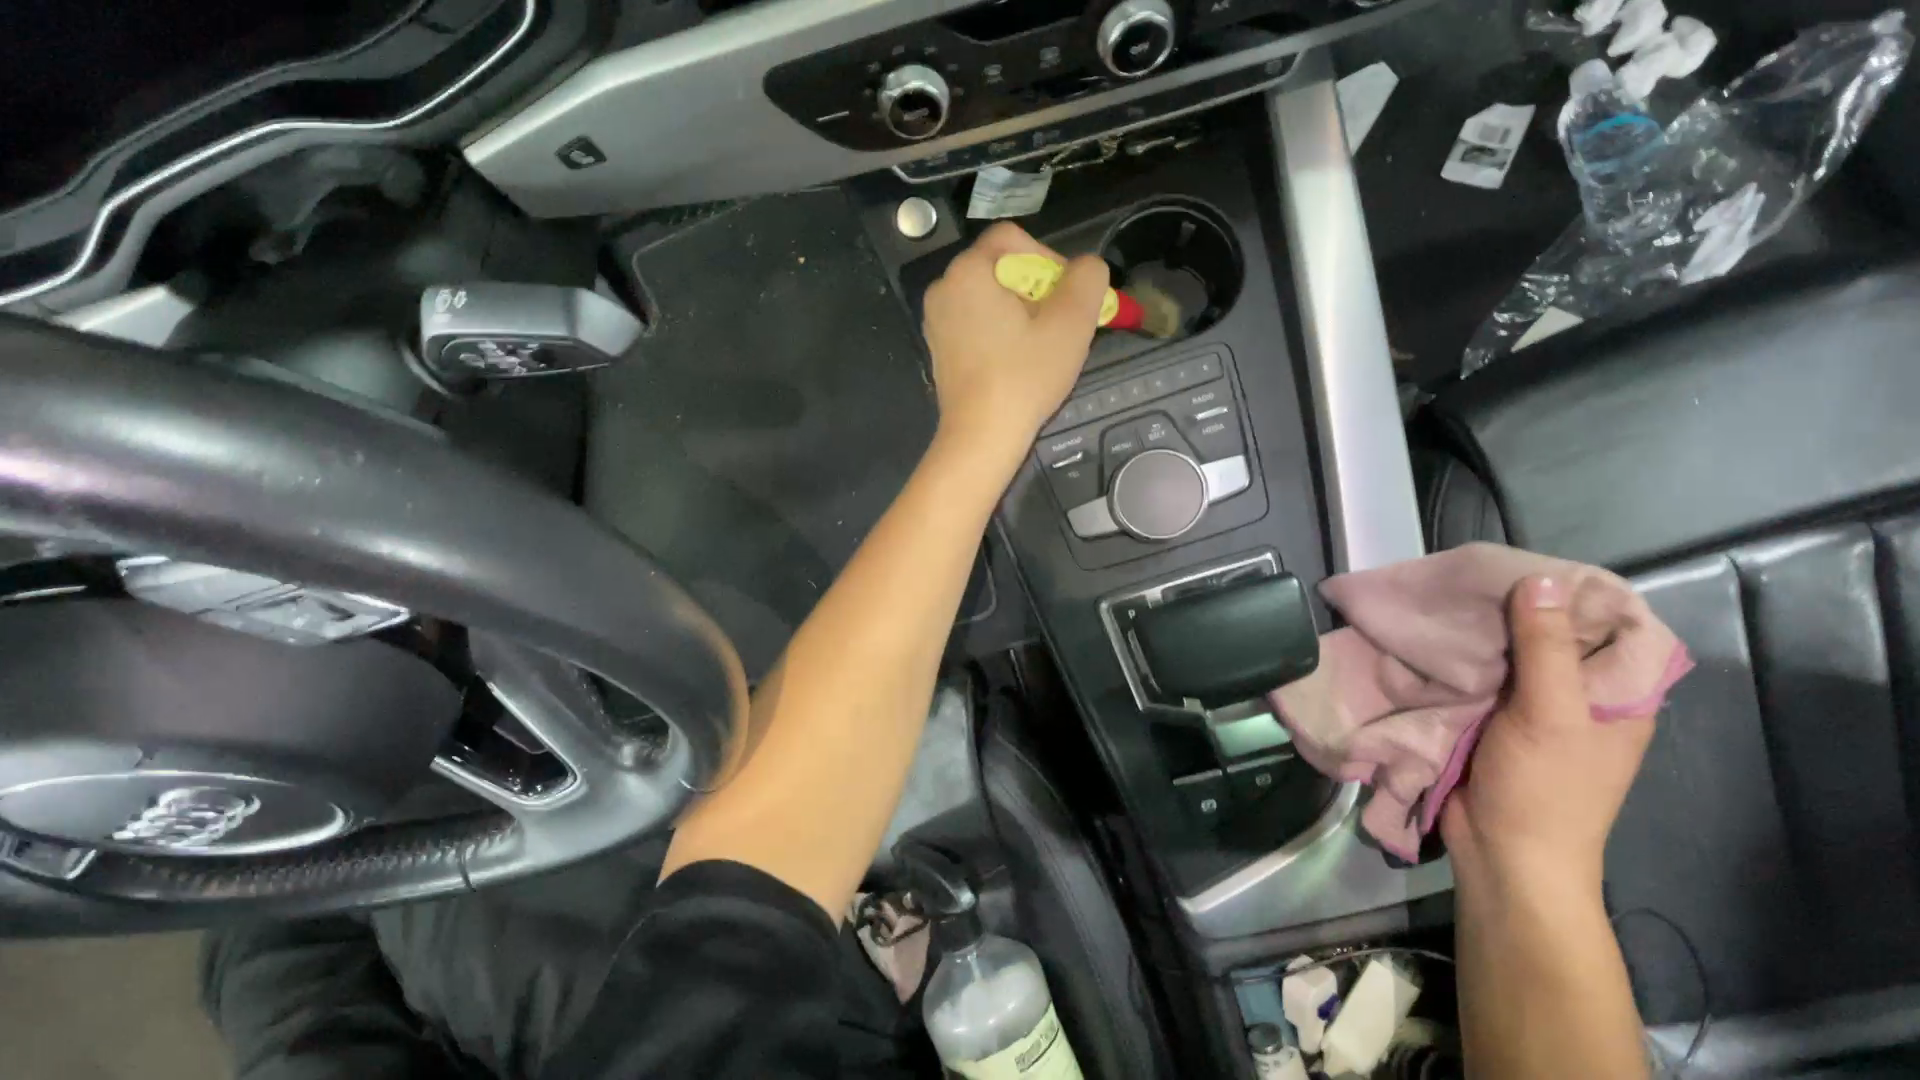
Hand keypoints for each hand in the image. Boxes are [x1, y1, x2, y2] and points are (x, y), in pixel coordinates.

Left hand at [921, 222, 1109, 453]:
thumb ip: (1087, 279)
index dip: (1048, 258)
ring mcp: (936, 320)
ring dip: (1022, 312)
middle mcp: (943, 288)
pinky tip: (1017, 362)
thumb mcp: (1072, 322)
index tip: (1066, 296)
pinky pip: (977, 323)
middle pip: (1001, 268)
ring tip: (1041, 346)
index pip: (1013, 238)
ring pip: (990, 298)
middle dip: (1037, 289)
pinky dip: (1001, 332)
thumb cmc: (1025, 376)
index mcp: (967, 271)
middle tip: (1060, 324)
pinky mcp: (940, 349)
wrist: (981, 436)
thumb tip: (1087, 268)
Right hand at [1441, 576, 1655, 894]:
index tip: (1531, 566)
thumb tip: (1539, 578)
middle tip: (1478, 575)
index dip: (1580, 595)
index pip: (1615, 628)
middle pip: (1561, 638)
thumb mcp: (1550, 713)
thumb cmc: (1544, 789)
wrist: (1503, 857)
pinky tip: (1440, 639)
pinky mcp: (1498, 724)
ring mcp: (1539, 713)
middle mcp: (1585, 699)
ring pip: (1518, 657)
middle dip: (1523, 609)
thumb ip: (1545, 647)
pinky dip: (1468, 661)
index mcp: (1622, 696)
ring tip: (1452, 598)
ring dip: (1489, 635)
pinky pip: (1488, 680)